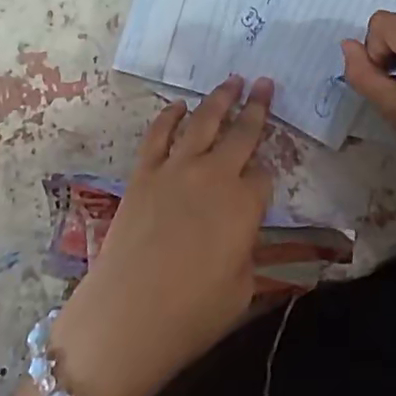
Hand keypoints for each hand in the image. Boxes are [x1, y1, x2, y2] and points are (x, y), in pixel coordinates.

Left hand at [50, 75, 273, 395]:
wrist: (127, 315)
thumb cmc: (192, 313)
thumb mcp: (241, 288)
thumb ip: (247, 250)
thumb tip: (240, 232)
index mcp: (244, 205)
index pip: (265, 176)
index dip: (267, 176)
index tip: (264, 180)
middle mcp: (213, 176)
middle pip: (242, 133)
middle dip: (257, 107)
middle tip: (265, 83)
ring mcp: (175, 169)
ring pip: (203, 122)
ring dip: (220, 98)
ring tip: (232, 80)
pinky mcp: (143, 173)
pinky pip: (159, 134)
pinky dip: (170, 116)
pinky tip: (180, 106)